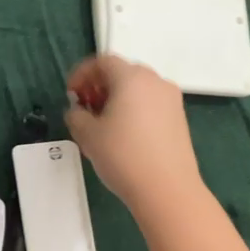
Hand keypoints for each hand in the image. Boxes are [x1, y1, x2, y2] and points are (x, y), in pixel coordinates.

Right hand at [64, 54, 203, 216]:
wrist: (167, 189)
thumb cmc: (123, 156)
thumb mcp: (87, 134)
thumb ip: (76, 115)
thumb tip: (78, 111)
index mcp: (131, 77)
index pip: (102, 61)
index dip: (81, 73)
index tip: (70, 94)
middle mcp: (155, 81)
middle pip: (122, 72)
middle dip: (99, 86)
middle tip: (84, 108)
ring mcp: (171, 99)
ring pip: (137, 88)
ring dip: (116, 98)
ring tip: (102, 123)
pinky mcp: (179, 118)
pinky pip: (150, 103)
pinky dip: (133, 109)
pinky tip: (124, 134)